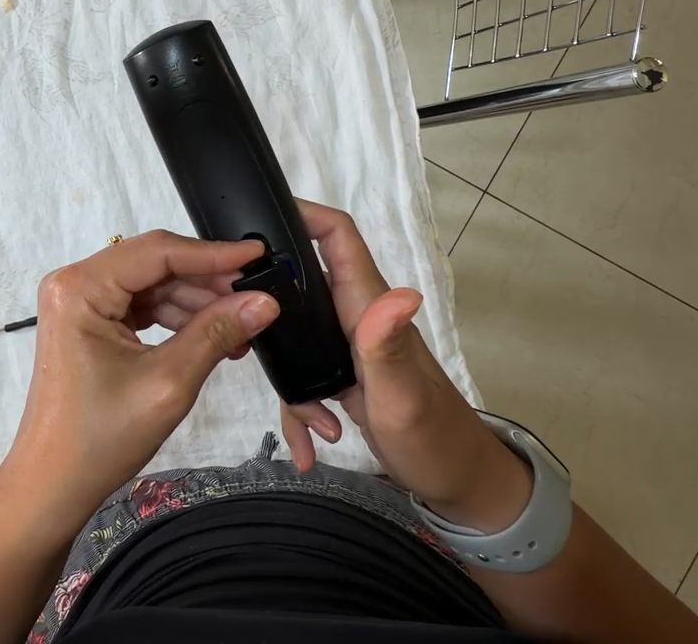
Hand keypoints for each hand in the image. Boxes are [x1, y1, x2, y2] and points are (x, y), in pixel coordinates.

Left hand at [2, 231, 279, 526]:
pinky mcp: (88, 321)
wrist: (54, 484)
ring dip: (195, 302)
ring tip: (242, 326)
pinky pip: (140, 305)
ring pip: (151, 284)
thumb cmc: (100, 438)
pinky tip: (213, 335)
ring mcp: (79, 301)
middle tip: (257, 297)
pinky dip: (176, 318)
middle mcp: (74, 282)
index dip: (212, 253)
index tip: (258, 254)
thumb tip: (265, 301)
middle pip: (154, 264)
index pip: (157, 252)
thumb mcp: (168, 383)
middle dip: (207, 281)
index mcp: (80, 287)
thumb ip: (216, 333)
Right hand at [137, 202, 531, 531]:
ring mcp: (345, 345)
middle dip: (265, 300)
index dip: (301, 213)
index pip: (337, 235)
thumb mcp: (403, 398)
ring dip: (287, 380)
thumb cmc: (435, 438)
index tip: (254, 221)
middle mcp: (353, 315)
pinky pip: (302, 378)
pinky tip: (306, 448)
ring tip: (306, 421)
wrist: (460, 483)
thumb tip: (397, 292)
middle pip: (299, 279)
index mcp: (366, 306)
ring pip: (292, 335)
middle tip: (237, 331)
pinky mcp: (340, 374)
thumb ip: (387, 347)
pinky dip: (300, 412)